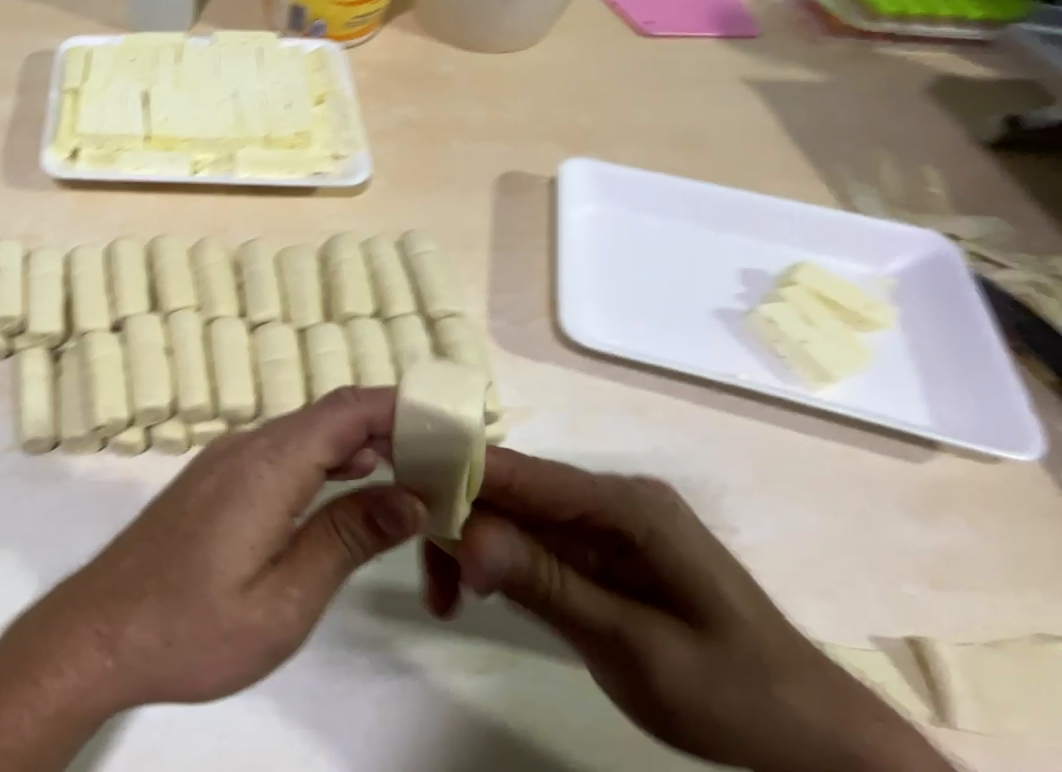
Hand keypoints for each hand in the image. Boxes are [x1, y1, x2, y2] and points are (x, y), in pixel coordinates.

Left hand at [12, 387, 425, 712]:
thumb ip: (347, 539)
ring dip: (362, 445)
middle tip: (452, 461)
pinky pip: (280, 452)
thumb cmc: (191, 628)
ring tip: (418, 475)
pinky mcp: (211, 482)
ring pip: (305, 433)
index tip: (460, 426)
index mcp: (266, 465)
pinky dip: (325, 460)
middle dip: (394, 427)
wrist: (98, 634)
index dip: (407, 407)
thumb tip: (412, 495)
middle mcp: (244, 447)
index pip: (348, 410)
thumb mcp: (284, 600)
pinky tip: (351, 488)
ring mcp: (222, 462)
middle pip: (330, 415)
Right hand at [426, 449, 951, 771]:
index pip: (514, 469)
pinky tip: (477, 596)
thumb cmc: (733, 690)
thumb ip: (547, 585)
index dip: (449, 474)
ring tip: (448, 603)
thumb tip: (463, 535)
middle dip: (453, 525)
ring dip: (468, 548)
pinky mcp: (598, 552)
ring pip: (507, 514)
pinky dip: (492, 564)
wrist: (812, 739)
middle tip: (432, 590)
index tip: (395, 504)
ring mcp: (603, 525)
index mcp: (623, 505)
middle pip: (504, 489)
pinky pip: (527, 541)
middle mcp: (608, 499)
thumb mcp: (633, 646)